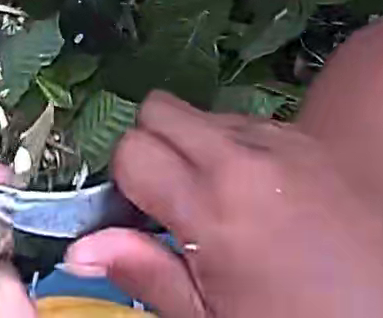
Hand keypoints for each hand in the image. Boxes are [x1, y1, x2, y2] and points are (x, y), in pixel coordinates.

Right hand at [63, 93, 382, 317]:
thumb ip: (148, 273)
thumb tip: (81, 246)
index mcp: (213, 207)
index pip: (132, 149)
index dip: (124, 181)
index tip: (138, 215)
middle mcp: (240, 155)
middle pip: (157, 108)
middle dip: (149, 144)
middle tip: (166, 198)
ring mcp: (275, 138)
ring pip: (199, 112)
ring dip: (190, 145)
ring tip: (216, 202)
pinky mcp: (302, 135)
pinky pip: (242, 120)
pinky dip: (231, 146)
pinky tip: (256, 195)